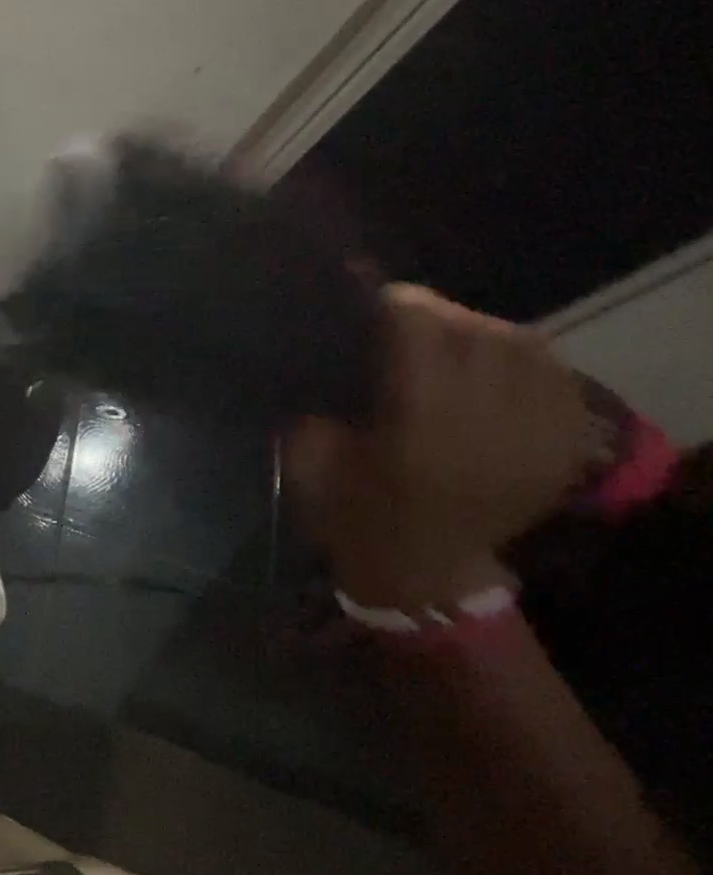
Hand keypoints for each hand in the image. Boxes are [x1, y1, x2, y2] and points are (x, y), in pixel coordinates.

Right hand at [285, 285, 590, 607]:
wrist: (422, 571)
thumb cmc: (353, 516)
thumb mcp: (310, 463)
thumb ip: (318, 405)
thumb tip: (330, 349)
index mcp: (417, 433)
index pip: (422, 336)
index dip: (396, 307)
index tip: (371, 303)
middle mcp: (487, 427)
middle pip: (475, 333)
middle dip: (436, 314)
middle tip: (404, 318)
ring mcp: (536, 437)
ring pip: (524, 346)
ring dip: (481, 330)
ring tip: (449, 338)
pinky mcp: (565, 447)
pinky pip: (556, 376)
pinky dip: (524, 358)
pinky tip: (492, 365)